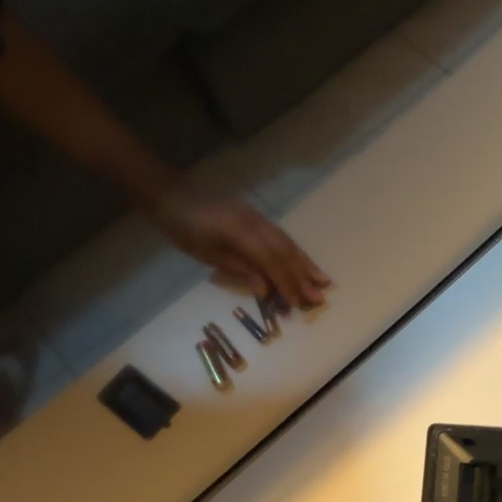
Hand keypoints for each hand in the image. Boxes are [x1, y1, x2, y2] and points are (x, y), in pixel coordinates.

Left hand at [150, 190, 330, 308]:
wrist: (177, 200)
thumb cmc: (185, 231)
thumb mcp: (208, 255)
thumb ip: (239, 270)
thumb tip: (266, 289)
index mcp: (240, 231)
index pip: (271, 260)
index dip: (287, 282)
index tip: (299, 302)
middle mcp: (256, 222)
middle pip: (285, 251)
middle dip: (303, 275)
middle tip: (320, 296)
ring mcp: (259, 217)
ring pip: (288, 242)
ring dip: (306, 264)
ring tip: (323, 281)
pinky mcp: (259, 218)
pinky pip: (282, 237)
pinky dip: (295, 253)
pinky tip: (305, 264)